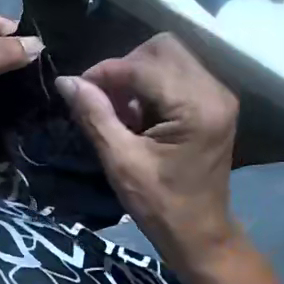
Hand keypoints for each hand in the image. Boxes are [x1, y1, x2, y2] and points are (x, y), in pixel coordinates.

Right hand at [55, 33, 241, 270]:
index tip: (78, 90)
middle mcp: (214, 91)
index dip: (105, 72)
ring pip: (169, 57)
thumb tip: (65, 81)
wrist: (200, 235)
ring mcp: (218, 95)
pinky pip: (177, 73)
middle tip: (102, 99)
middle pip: (162, 48)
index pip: (143, 66)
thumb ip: (94, 115)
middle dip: (124, 67)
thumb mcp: (120, 161)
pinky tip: (137, 114)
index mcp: (197, 106)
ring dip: (137, 75)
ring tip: (119, 110)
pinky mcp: (214, 103)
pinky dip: (151, 84)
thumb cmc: (160, 205)